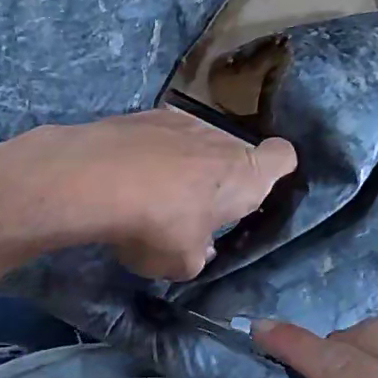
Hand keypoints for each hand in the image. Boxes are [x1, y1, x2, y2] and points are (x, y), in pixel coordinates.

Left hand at [13, 108, 296, 280]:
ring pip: (196, 142)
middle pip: (234, 151)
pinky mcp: (143, 114)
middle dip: (219, 176)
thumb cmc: (157, 226)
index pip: (283, 157)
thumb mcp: (182, 263)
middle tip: (193, 208)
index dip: (275, 171)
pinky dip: (150, 152)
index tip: (255, 191)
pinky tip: (125, 175)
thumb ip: (199, 255)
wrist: (94, 179)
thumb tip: (198, 247)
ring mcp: (181, 120)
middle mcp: (220, 140)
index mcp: (245, 176)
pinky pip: (159, 136)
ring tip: (151, 192)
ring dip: (183, 162)